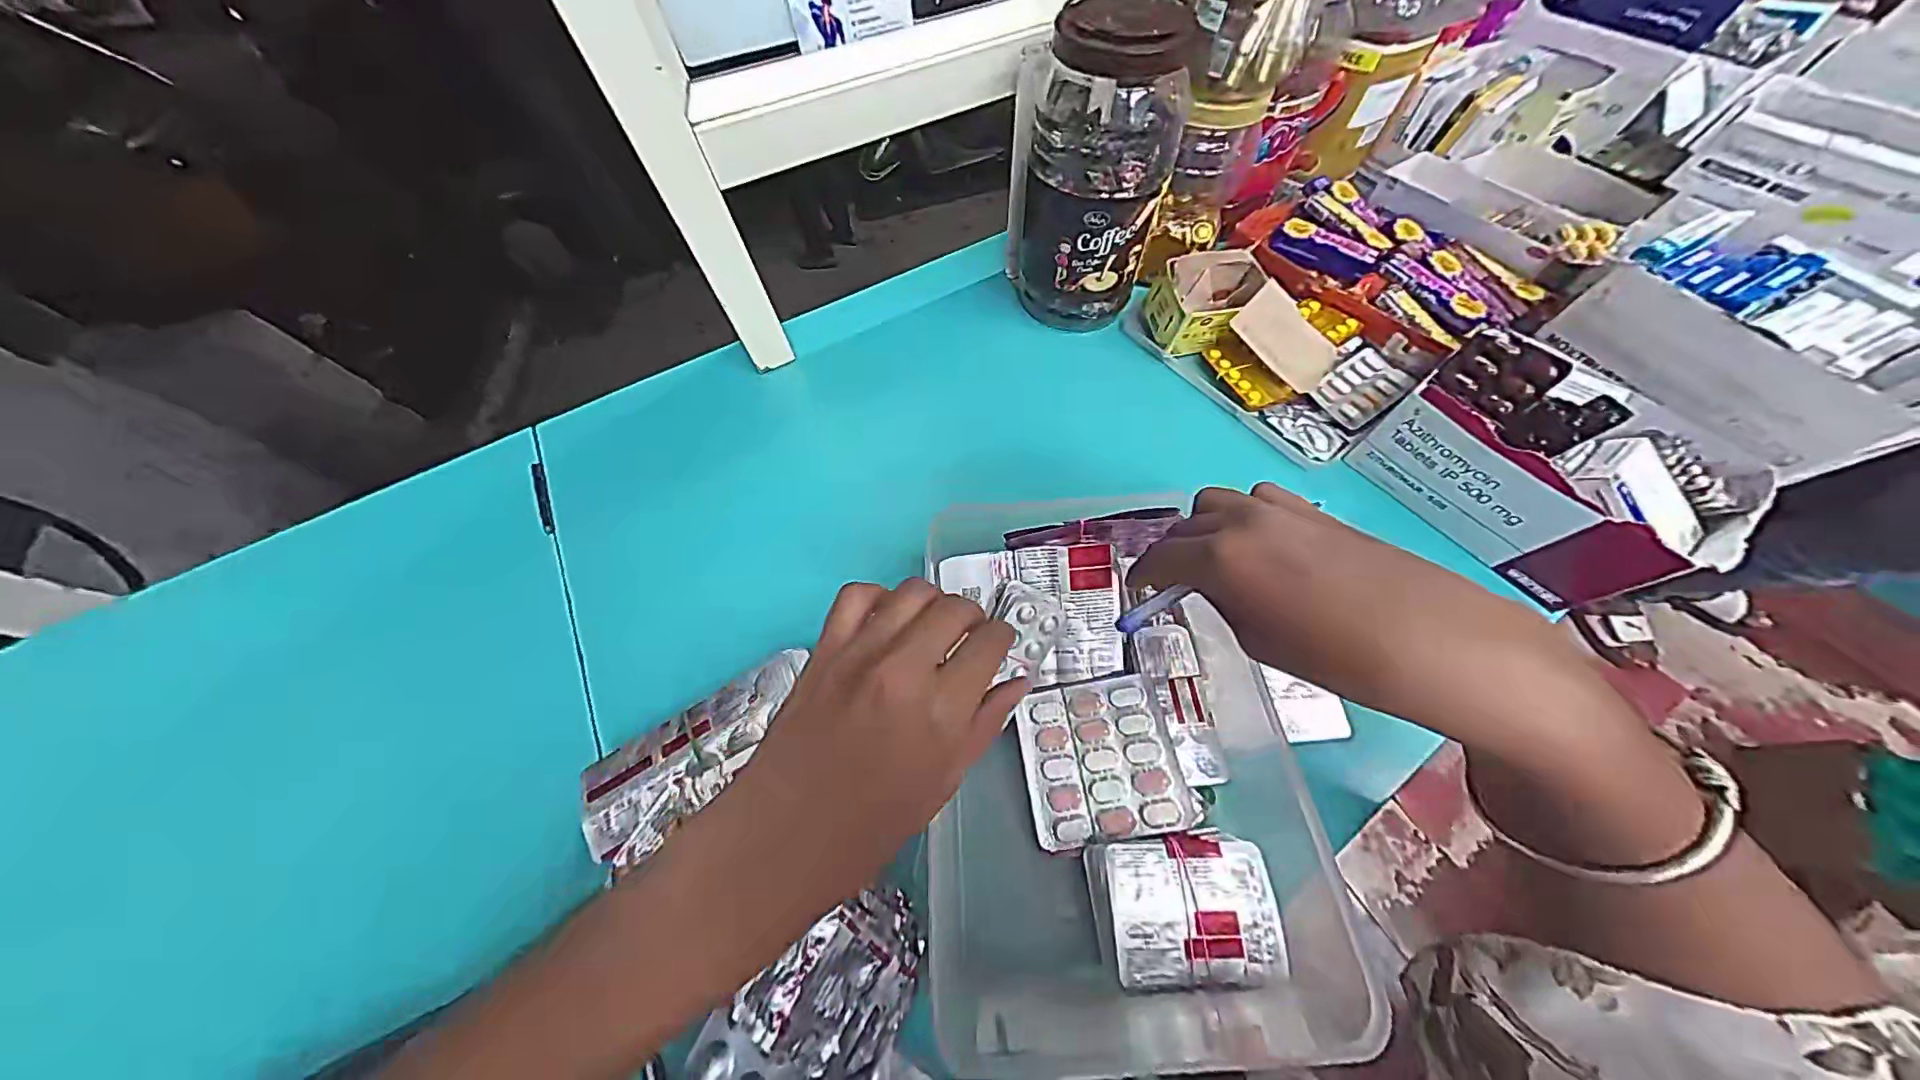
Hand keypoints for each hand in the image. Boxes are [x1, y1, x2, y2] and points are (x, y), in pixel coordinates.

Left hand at [719, 579, 1028, 917]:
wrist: (790, 831)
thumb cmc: (871, 820)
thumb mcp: (945, 778)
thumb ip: (985, 723)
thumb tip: (1014, 685)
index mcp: (940, 711)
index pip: (991, 641)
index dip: (1003, 638)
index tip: (999, 644)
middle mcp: (902, 672)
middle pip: (955, 608)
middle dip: (973, 617)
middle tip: (970, 635)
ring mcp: (859, 655)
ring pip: (912, 592)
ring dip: (933, 602)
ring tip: (932, 625)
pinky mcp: (824, 650)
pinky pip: (856, 595)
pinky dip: (879, 597)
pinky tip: (887, 619)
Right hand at [1129, 484, 1609, 764]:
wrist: (1434, 639)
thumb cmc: (1339, 657)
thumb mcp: (1260, 642)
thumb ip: (1221, 606)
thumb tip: (1206, 592)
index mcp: (1222, 556)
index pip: (1160, 558)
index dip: (1143, 579)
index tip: (1142, 595)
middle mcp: (1244, 519)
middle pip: (1184, 525)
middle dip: (1172, 554)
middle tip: (1178, 588)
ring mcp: (1281, 508)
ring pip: (1218, 504)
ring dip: (1206, 530)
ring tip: (1220, 566)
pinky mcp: (1313, 511)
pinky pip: (1258, 502)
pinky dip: (1245, 520)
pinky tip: (1265, 551)